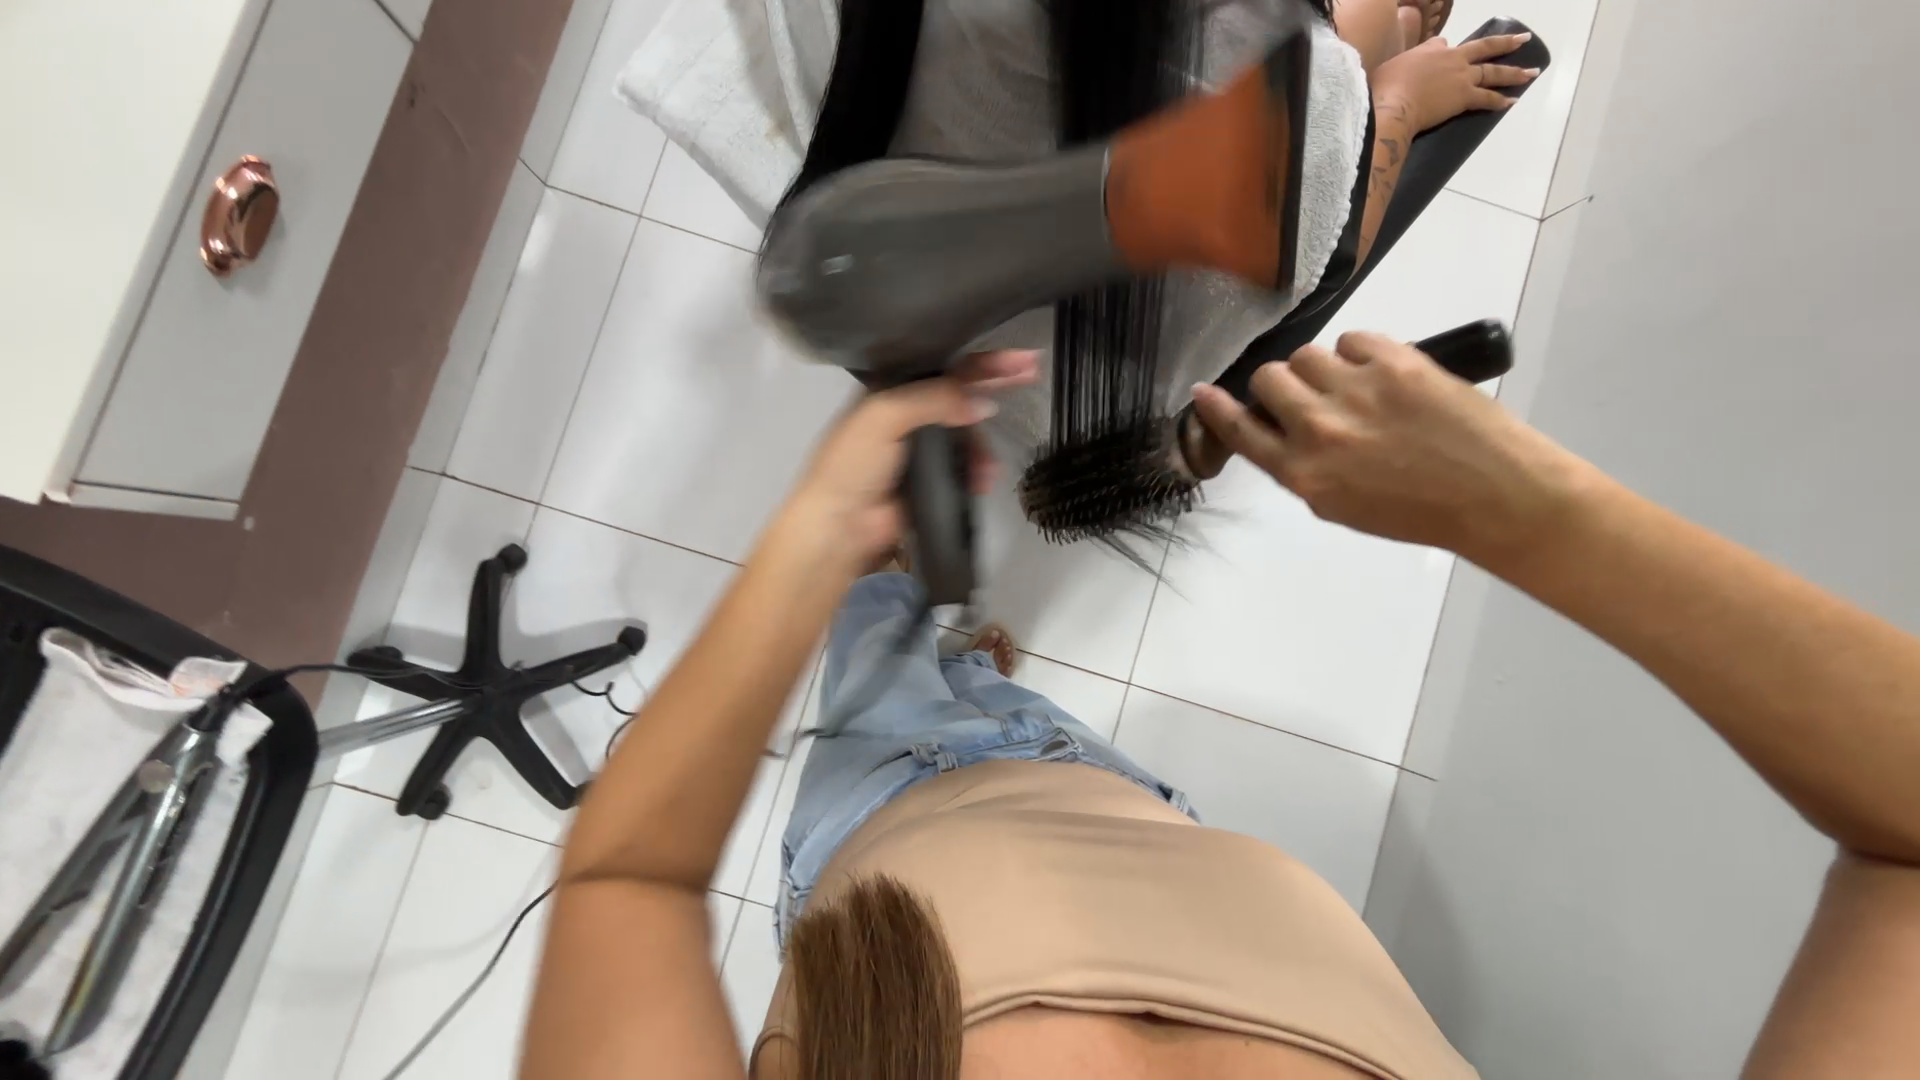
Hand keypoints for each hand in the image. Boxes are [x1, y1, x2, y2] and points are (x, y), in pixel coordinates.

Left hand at [779, 350, 1038, 567]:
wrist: (842, 524)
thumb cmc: (853, 463)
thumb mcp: (886, 415)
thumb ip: (934, 399)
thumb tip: (983, 403)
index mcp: (892, 389)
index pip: (944, 366)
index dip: (982, 360)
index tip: (1021, 358)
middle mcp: (909, 412)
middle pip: (961, 393)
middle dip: (996, 386)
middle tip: (1032, 376)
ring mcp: (922, 446)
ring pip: (967, 434)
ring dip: (982, 446)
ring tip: (987, 467)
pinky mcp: (932, 477)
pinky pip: (965, 465)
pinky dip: (977, 470)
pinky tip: (982, 480)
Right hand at [1188, 332, 1589, 562]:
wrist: (1494, 496)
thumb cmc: (1413, 512)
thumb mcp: (1338, 505)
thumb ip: (1299, 469)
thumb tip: (1278, 431)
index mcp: (1301, 473)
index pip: (1241, 431)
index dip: (1217, 409)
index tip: (1202, 391)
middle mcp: (1318, 429)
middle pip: (1268, 379)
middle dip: (1279, 385)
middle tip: (1306, 395)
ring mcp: (1355, 391)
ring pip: (1306, 354)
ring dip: (1318, 368)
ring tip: (1349, 384)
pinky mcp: (1395, 363)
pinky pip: (1353, 338)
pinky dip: (1359, 353)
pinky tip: (1379, 373)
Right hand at [1373, 33, 1538, 132]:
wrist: (1392, 107)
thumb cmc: (1382, 90)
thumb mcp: (1387, 70)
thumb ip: (1400, 68)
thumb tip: (1403, 70)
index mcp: (1430, 51)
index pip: (1442, 46)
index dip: (1443, 51)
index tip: (1444, 52)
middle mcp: (1452, 58)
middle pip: (1483, 48)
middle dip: (1504, 44)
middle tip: (1523, 40)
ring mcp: (1460, 77)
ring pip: (1492, 72)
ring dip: (1513, 72)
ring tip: (1530, 73)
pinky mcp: (1463, 97)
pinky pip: (1486, 98)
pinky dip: (1500, 100)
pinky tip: (1512, 101)